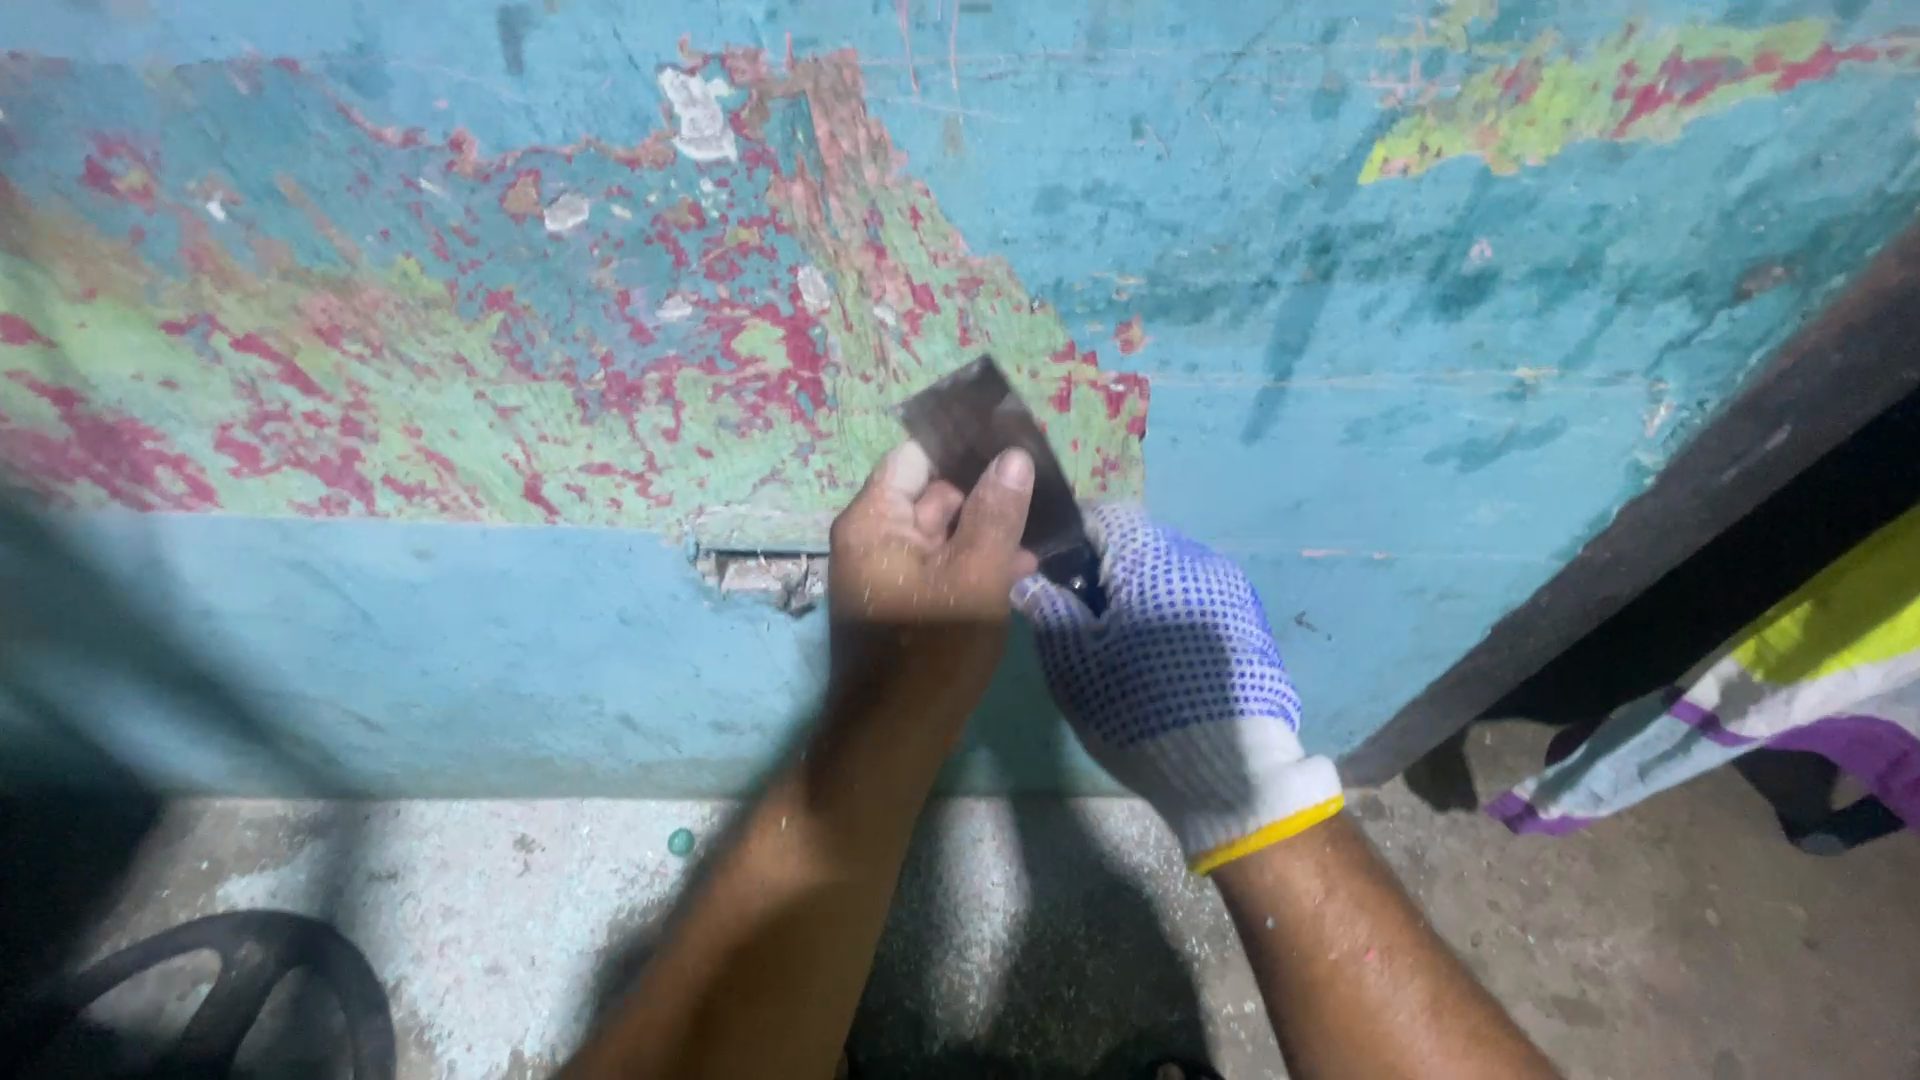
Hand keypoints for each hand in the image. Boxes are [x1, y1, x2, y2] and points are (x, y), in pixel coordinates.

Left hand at [827, 440, 1037, 707]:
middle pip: (932, 493)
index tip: (1012, 443)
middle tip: (1039, 485)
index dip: (962, 447)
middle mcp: (873, 538)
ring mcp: (888, 571)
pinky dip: (974, 563)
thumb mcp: (975, 576)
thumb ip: (996, 513)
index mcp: (875, 520)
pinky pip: (941, 565)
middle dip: (984, 491)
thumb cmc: (932, 652)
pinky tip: (1020, 567)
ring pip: (943, 532)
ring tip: (1040, 528)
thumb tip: (1013, 458)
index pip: (915, 457)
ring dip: (986, 531)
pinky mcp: (905, 601)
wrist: (894, 737)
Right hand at [1015, 506, 1343, 872]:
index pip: (1108, 513)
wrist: (1226, 767)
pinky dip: (1172, 607)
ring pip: (1170, 567)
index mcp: (1150, 559)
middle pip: (1141, 539)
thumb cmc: (1136, 707)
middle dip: (1109, 562)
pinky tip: (1162, 653)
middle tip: (1083, 607)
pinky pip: (1198, 594)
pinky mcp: (1249, 620)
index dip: (1075, 532)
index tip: (1054, 567)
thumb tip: (1026, 579)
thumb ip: (1049, 609)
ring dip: (1142, 586)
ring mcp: (1230, 589)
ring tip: (1123, 635)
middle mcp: (1196, 559)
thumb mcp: (1075, 663)